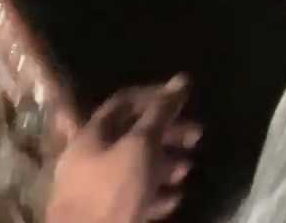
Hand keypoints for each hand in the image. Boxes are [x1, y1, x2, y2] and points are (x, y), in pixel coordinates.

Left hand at [45, 76, 200, 222]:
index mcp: (91, 138)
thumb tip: (181, 78)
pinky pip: (133, 194)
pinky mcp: (103, 214)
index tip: (184, 99)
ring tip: (186, 171)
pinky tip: (174, 197)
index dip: (155, 95)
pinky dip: (156, 191)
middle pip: (133, 135)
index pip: (124, 102)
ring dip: (166, 164)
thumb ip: (162, 111)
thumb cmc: (113, 190)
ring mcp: (94, 189)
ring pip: (136, 165)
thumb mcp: (142, 145)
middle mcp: (88, 160)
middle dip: (169, 133)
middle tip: (196, 136)